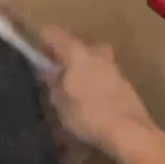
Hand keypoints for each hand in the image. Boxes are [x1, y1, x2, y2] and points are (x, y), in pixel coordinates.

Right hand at [40, 27, 160, 158]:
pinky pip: (101, 74)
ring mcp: (113, 65)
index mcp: (77, 52)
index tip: (36, 60)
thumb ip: (52, 83)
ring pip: (90, 59)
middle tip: (54, 78)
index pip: (51, 33)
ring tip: (71, 93)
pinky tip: (89, 101)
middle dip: (63, 58)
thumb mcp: (59, 102)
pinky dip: (93, 82)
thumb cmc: (87, 114)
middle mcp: (96, 51)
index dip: (41, 43)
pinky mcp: (124, 81)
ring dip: (79, 70)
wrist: (129, 130)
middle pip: (74, 45)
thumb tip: (48, 73)